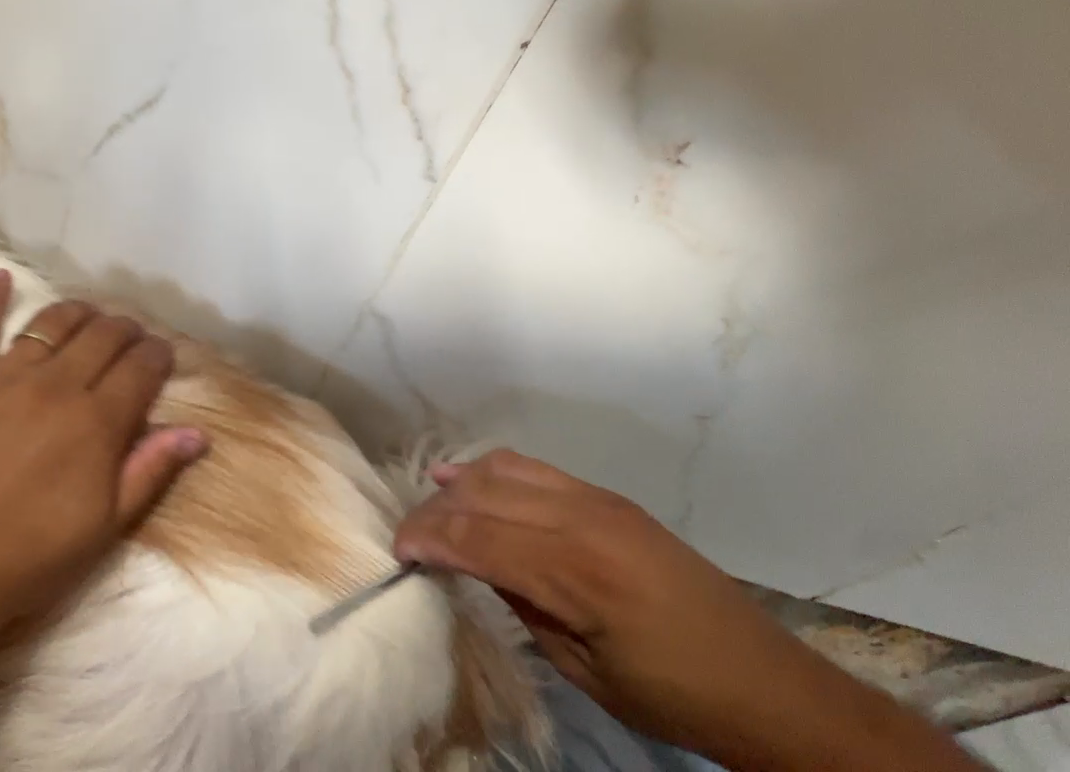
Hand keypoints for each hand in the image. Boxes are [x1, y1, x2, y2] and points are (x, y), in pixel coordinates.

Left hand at [0, 271, 205, 649]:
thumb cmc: (32, 557)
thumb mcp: (106, 526)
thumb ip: (150, 471)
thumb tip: (197, 432)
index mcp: (96, 422)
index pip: (140, 368)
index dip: (158, 355)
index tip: (163, 355)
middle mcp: (55, 385)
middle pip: (101, 336)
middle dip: (125, 330)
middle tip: (131, 337)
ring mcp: (3, 376)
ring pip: (50, 323)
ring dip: (77, 312)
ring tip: (89, 314)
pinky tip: (0, 277)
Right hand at [393, 451, 982, 770]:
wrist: (769, 686)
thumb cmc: (671, 695)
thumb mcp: (582, 668)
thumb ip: (522, 603)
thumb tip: (473, 565)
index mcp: (577, 574)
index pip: (475, 538)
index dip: (427, 539)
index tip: (396, 553)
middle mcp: (584, 522)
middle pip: (482, 497)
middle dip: (434, 512)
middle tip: (408, 538)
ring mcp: (600, 503)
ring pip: (505, 471)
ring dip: (461, 485)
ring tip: (430, 502)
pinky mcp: (613, 500)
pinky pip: (537, 470)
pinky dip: (496, 472)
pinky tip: (472, 478)